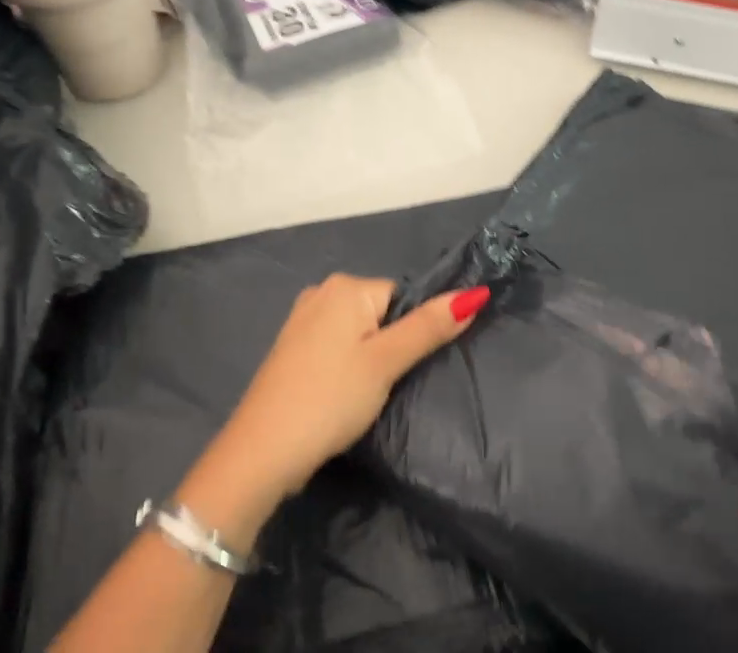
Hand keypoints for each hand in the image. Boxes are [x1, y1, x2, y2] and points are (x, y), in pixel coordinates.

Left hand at [178, 276, 490, 540]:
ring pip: (358, 333)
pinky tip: (342, 397)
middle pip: (380, 313)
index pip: (403, 297)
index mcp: (346, 286)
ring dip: (369, 361)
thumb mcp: (386, 363)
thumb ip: (429, 327)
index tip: (402, 369)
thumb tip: (475, 293)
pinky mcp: (292, 350)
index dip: (411, 333)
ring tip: (363, 396)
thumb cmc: (330, 399)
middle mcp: (321, 292)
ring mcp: (302, 321)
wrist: (262, 452)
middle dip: (390, 347)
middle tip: (385, 386)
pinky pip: (336, 347)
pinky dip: (346, 368)